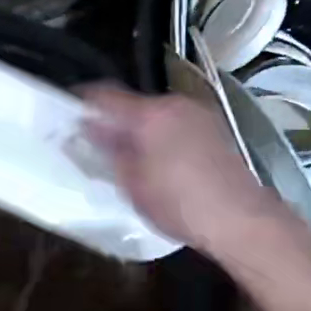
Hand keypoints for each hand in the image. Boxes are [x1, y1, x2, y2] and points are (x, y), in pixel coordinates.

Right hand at [82, 87, 287, 252]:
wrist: (239, 216)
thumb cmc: (181, 205)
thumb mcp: (133, 185)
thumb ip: (110, 151)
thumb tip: (94, 130)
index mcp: (150, 114)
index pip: (106, 95)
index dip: (85, 101)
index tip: (72, 113)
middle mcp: (175, 103)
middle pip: (135, 104)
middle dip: (117, 121)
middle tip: (102, 145)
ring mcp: (198, 111)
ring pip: (158, 113)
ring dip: (143, 128)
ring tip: (134, 158)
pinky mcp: (214, 124)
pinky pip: (179, 121)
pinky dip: (165, 133)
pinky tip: (165, 161)